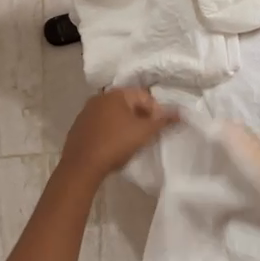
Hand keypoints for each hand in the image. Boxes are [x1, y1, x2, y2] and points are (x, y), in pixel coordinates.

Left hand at [60, 88, 178, 179]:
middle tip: (147, 135)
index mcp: (115, 94)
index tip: (158, 128)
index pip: (144, 96)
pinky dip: (111, 131)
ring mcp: (86, 112)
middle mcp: (99, 98)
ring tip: (132, 141)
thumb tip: (181, 111)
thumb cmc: (115, 144)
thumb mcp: (144, 132)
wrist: (82, 166)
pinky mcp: (79, 127)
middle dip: (141, 117)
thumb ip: (163, 120)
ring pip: (114, 114)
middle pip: (128, 103)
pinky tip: (114, 145)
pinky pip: (101, 124)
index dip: (156, 111)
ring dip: (126, 124)